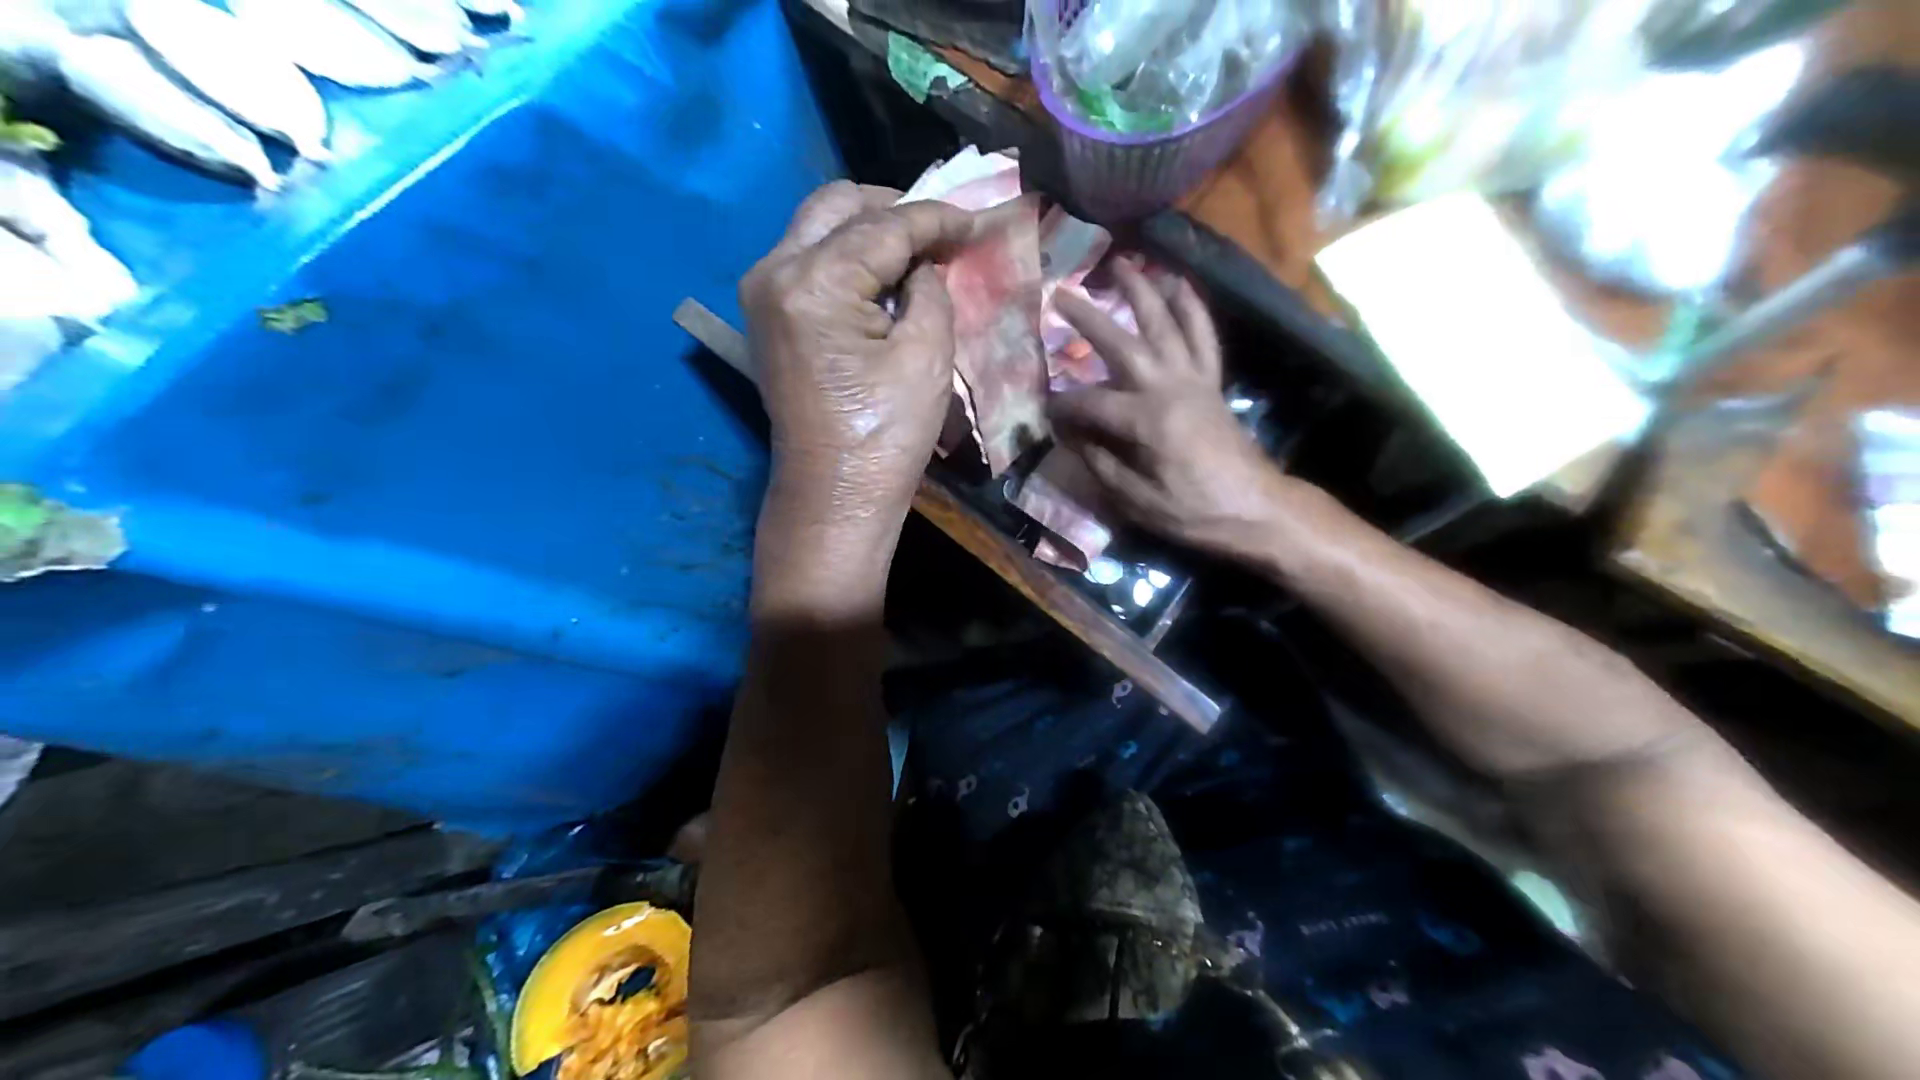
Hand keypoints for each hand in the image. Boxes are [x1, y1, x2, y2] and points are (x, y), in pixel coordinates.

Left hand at [741, 181, 982, 532]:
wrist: (834, 494)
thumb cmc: (886, 435)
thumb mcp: (925, 356)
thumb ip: (928, 289)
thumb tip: (923, 261)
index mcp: (813, 283)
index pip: (882, 226)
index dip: (936, 217)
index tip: (976, 220)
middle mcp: (774, 273)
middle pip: (837, 206)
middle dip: (894, 210)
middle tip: (940, 232)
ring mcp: (762, 294)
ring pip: (818, 228)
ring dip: (869, 231)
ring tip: (917, 252)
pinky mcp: (767, 316)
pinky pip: (809, 261)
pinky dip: (847, 257)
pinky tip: (883, 276)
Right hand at [1051, 262, 1296, 562]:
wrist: (1255, 508)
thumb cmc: (1193, 511)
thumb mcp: (1136, 500)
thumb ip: (1100, 462)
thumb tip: (1070, 433)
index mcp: (1147, 420)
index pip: (1090, 403)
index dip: (1062, 407)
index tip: (1043, 412)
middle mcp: (1169, 387)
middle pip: (1122, 344)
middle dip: (1088, 318)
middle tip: (1061, 293)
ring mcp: (1194, 379)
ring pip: (1166, 323)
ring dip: (1141, 291)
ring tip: (1122, 261)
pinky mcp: (1212, 381)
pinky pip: (1203, 335)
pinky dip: (1191, 307)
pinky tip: (1178, 284)